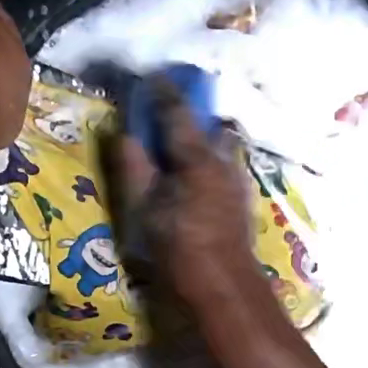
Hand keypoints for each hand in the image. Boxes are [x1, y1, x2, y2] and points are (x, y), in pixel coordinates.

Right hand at [113, 86, 264, 314]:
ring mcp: (239, 181)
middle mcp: (224, 161)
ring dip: (203, 144)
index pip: (177, 111)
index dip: (161, 92)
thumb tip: (123, 133)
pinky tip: (197, 185)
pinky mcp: (244, 201)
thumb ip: (133, 166)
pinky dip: (211, 165)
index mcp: (196, 158)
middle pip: (210, 126)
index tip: (149, 78)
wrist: (224, 288)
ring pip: (222, 149)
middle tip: (167, 124)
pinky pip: (227, 169)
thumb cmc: (179, 249)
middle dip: (191, 118)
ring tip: (180, 158)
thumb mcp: (143, 209)